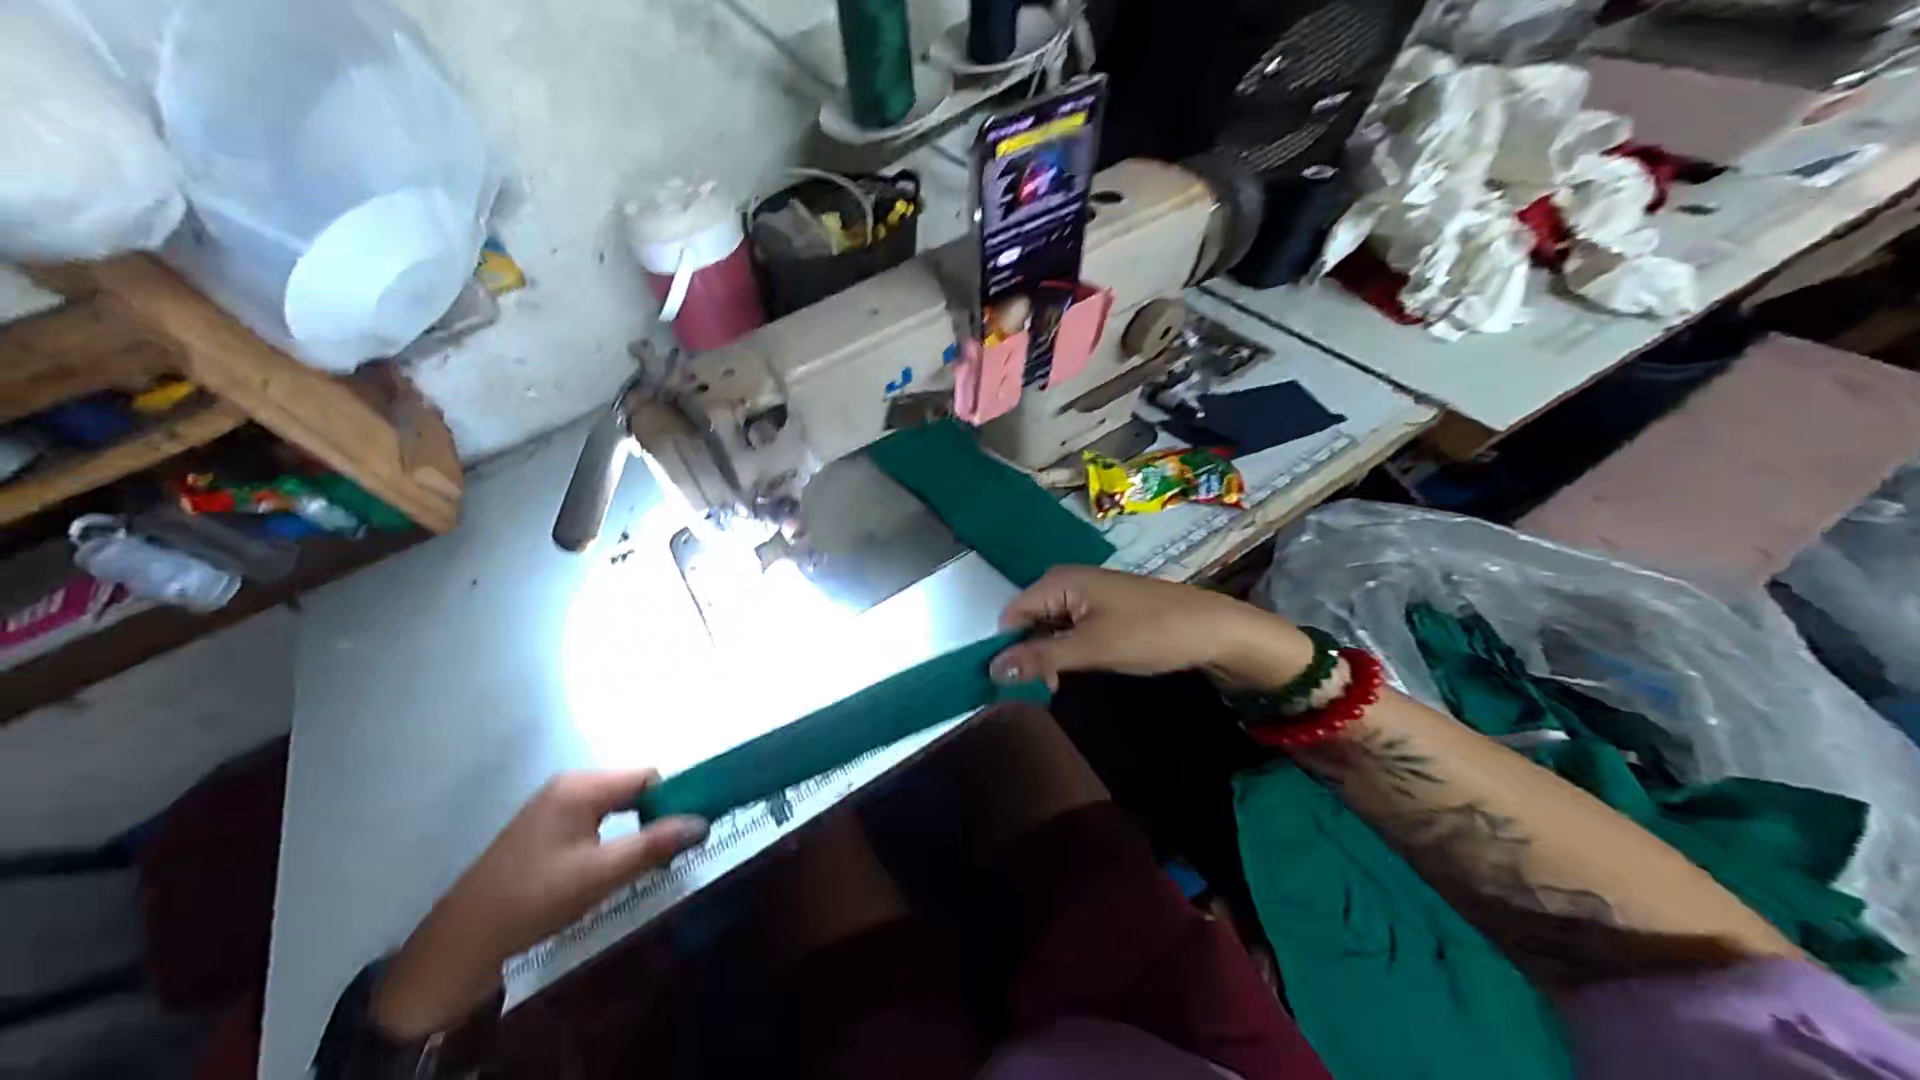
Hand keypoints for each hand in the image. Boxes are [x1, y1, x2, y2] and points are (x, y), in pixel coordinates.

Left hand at [371, 770, 708, 1038]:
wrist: (460, 944)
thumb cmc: (534, 900)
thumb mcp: (601, 875)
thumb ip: (654, 844)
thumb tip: (703, 822)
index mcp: (581, 787)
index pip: (647, 777)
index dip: (673, 800)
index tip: (687, 834)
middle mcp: (568, 785)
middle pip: (632, 788)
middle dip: (656, 815)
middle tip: (670, 853)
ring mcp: (553, 806)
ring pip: (615, 805)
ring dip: (636, 828)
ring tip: (647, 863)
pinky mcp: (545, 829)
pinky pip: (595, 819)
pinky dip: (614, 837)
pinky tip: (614, 866)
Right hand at [990, 566, 1315, 690]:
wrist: (1214, 628)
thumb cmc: (1149, 633)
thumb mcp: (1090, 648)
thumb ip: (1040, 657)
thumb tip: (992, 669)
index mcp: (1058, 581)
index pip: (1010, 615)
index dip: (1009, 649)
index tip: (1022, 683)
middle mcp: (1067, 580)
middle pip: (1027, 619)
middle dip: (1030, 653)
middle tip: (1048, 688)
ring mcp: (1087, 593)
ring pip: (1049, 626)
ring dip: (1050, 654)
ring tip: (1064, 682)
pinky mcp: (1104, 607)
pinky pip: (1070, 627)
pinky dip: (1069, 649)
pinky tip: (1082, 666)